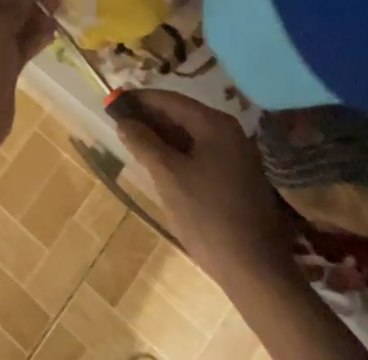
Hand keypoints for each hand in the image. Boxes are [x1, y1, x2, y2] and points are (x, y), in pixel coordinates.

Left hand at [0, 0, 55, 146]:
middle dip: (28, 7)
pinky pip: (18, 49)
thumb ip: (15, 9)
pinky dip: (33, 41)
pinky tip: (51, 34)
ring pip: (13, 31)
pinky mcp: (0, 70)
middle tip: (55, 3)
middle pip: (3, 13)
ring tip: (56, 18)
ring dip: (34, 23)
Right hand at [116, 90, 293, 283]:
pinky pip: (201, 154)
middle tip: (119, 122)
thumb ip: (144, 143)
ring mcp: (236, 156)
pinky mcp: (237, 177)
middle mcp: (230, 132)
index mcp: (215, 125)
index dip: (140, 99)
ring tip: (133, 141)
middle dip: (151, 117)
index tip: (113, 101)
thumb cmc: (208, 216)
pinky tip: (159, 163)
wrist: (254, 268)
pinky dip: (178, 153)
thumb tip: (124, 122)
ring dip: (163, 136)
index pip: (171, 100)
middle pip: (183, 115)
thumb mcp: (169, 176)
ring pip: (192, 136)